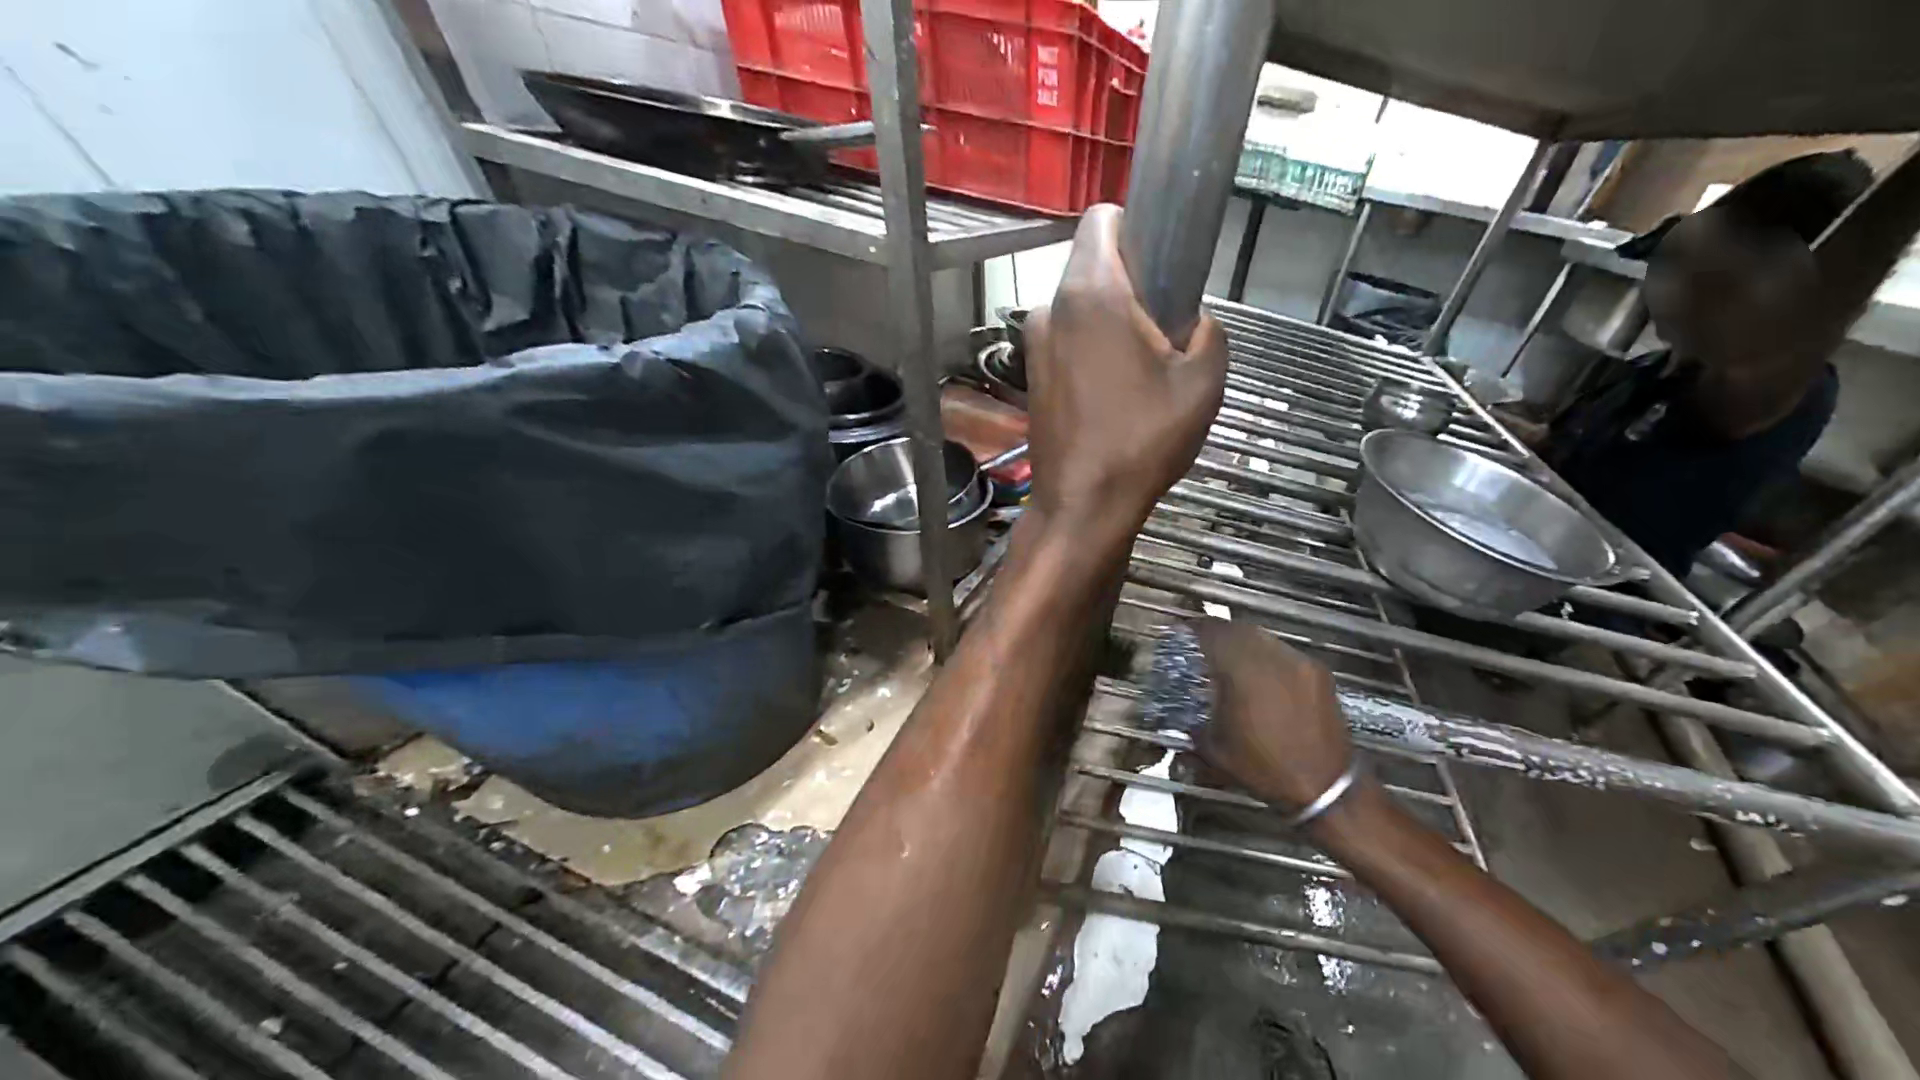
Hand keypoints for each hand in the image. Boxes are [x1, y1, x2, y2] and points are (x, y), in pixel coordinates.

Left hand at [1024, 205, 1226, 543]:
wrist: (1083, 504)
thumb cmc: (1142, 441)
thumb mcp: (1202, 383)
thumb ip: (1207, 332)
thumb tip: (1192, 322)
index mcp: (1091, 293)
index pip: (1103, 218)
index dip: (1136, 227)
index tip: (1162, 260)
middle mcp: (1051, 308)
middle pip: (1093, 264)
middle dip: (1131, 282)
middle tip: (1163, 327)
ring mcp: (1034, 343)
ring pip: (1080, 306)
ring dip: (1111, 319)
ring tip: (1142, 367)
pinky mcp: (1031, 374)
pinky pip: (1067, 338)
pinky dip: (1091, 346)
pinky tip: (1115, 388)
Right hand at [1191, 619, 1351, 808]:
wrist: (1327, 788)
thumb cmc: (1265, 770)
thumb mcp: (1215, 748)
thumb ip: (1192, 718)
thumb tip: (1178, 706)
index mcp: (1244, 673)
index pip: (1214, 633)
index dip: (1194, 629)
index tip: (1182, 632)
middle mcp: (1273, 660)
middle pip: (1238, 628)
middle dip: (1217, 632)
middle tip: (1202, 642)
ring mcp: (1299, 663)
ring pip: (1263, 636)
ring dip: (1242, 641)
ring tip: (1230, 657)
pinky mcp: (1318, 672)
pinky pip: (1283, 651)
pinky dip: (1265, 654)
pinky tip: (1259, 673)